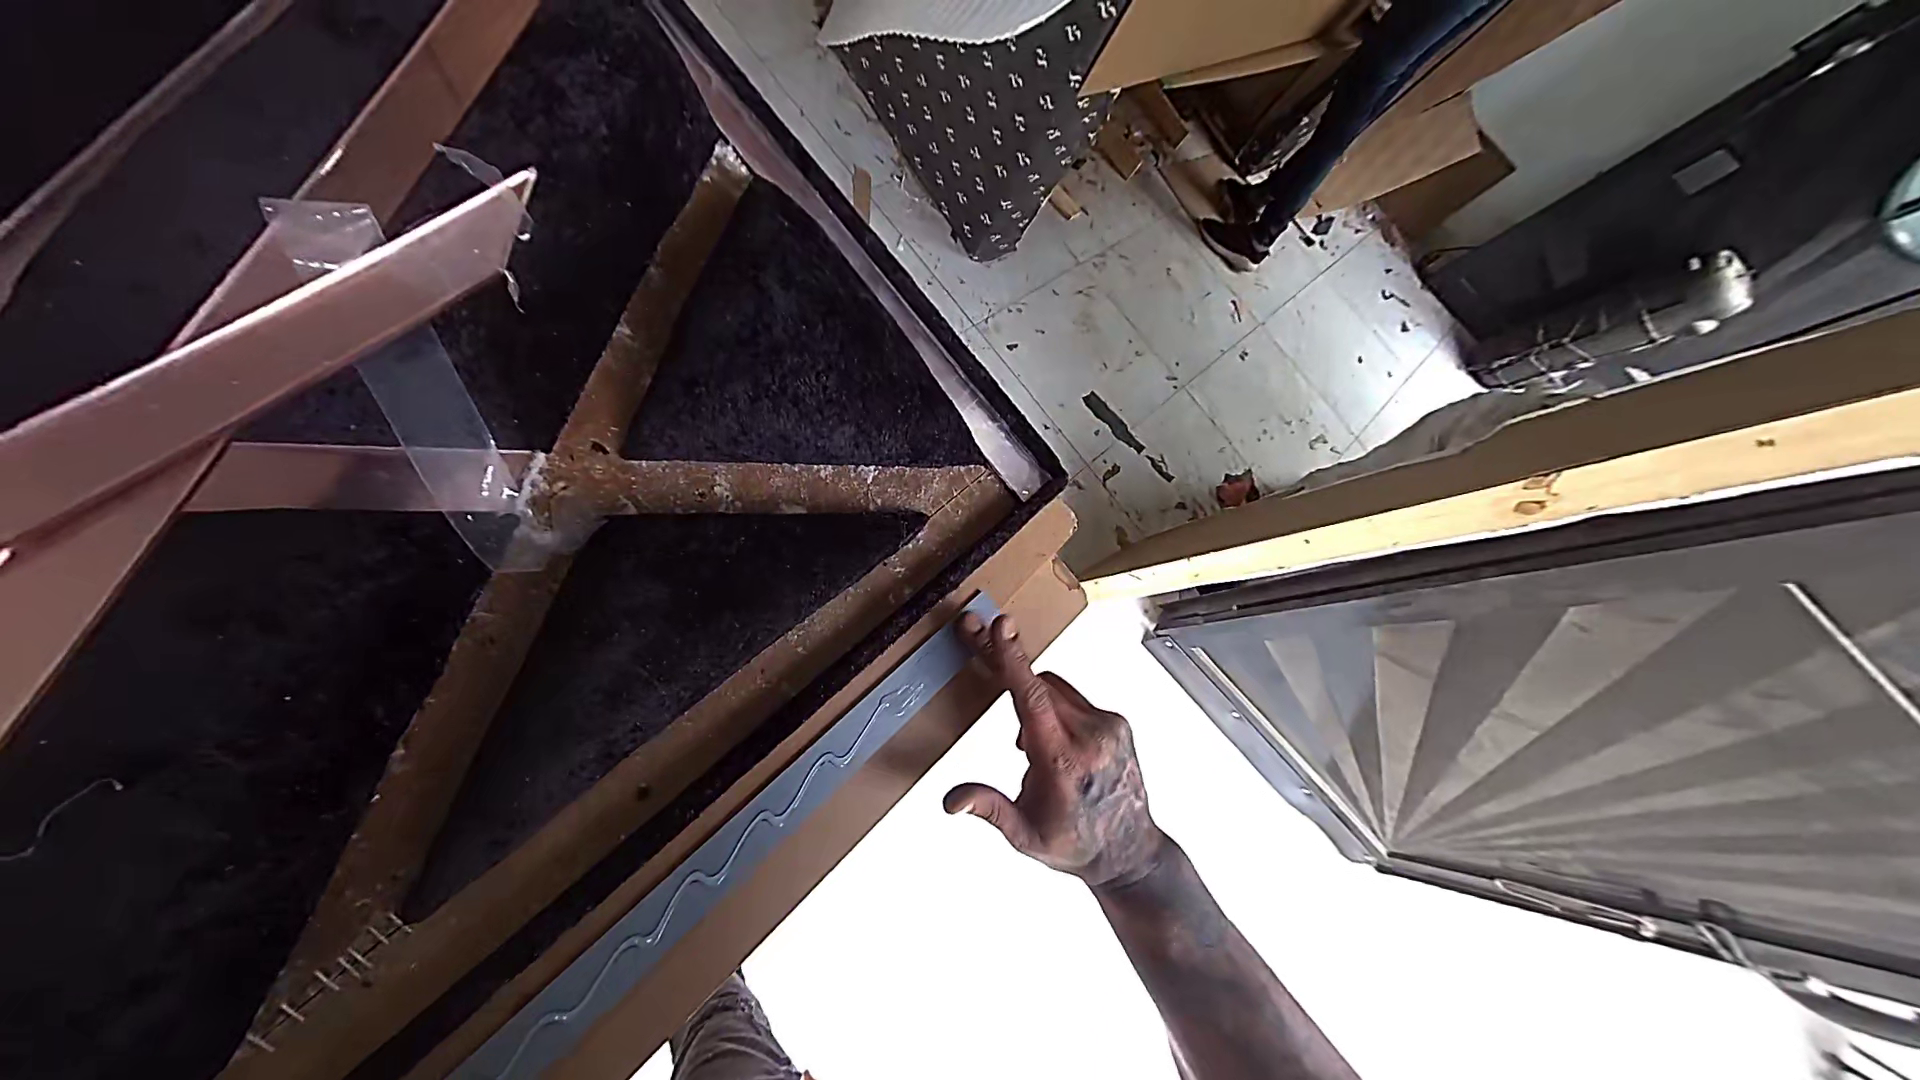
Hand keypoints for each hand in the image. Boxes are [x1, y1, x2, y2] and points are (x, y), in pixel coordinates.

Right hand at [943, 613, 1165, 887]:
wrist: (1130, 852)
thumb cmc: (1079, 844)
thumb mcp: (1026, 836)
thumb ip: (990, 809)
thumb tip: (953, 800)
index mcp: (1063, 761)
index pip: (1031, 698)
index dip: (1012, 659)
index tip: (1000, 627)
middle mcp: (1090, 736)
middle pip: (1037, 682)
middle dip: (1003, 660)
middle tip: (976, 632)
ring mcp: (1107, 725)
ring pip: (1053, 687)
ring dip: (1030, 697)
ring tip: (1027, 744)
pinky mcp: (1116, 720)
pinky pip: (1071, 697)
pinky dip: (1052, 707)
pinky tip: (1049, 739)